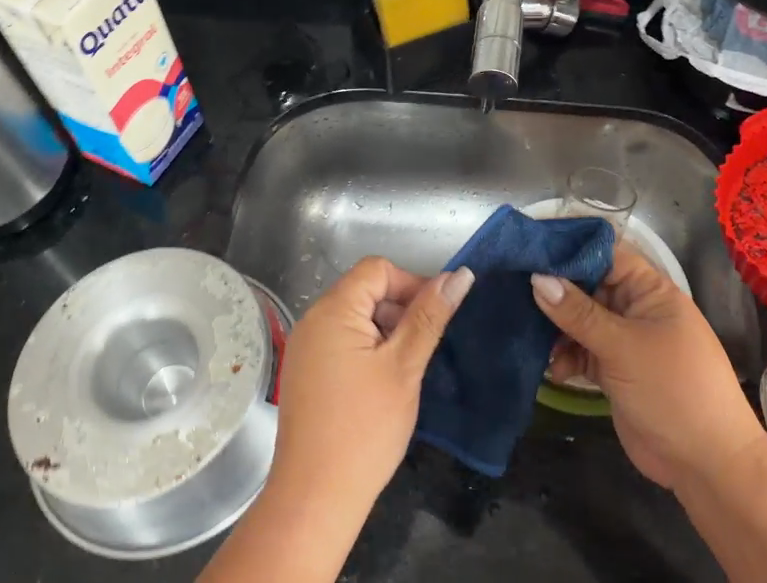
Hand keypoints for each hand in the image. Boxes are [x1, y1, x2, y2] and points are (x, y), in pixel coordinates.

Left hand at [269, 257, 473, 516]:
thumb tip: (461, 275)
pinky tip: (382, 386)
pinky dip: (368, 352)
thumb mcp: (405, 367)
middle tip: (421, 352)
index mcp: (333, 311)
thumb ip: (430, 316)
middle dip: (400, 311)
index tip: (434, 319)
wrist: (316, 497)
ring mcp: (305, 349)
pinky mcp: (305, 374)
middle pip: (365, 291)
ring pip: (356, 319)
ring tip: (404, 372)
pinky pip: (342, 342)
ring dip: (386, 333)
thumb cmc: (365, 428)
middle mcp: (313, 321)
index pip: (377, 270)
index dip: (411, 285)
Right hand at [534, 245, 766, 489]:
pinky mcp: (615, 371)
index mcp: (650, 291)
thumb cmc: (673, 389)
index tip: (529, 246)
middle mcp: (636, 309)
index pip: (607, 253)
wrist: (706, 462)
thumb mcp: (623, 347)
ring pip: (581, 321)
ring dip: (556, 329)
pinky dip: (566, 357)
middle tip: (513, 289)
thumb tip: (538, 279)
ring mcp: (625, 341)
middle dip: (555, 290)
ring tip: (530, 337)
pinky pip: (583, 351)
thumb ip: (579, 314)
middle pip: (589, 286)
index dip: (571, 247)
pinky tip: (553, 370)